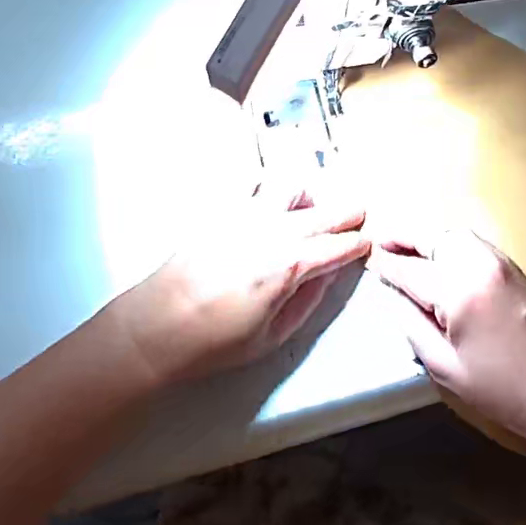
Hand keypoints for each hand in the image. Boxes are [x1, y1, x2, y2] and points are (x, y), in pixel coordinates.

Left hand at [105, 186, 369, 385]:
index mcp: (287, 266)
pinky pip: (253, 184)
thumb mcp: (272, 335)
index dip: (357, 244)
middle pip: (322, 211)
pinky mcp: (222, 210)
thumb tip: (328, 275)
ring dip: (307, 194)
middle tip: (356, 215)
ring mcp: (245, 215)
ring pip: (289, 184)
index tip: (366, 242)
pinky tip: (271, 203)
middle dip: (346, 212)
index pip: (337, 246)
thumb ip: (308, 301)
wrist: (159, 325)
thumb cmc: (215, 340)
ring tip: (309, 208)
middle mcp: (271, 232)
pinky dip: (270, 188)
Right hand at [369, 228, 525, 458]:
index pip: (409, 269)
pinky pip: (468, 239)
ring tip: (404, 249)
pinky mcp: (508, 262)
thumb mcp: (444, 366)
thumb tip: (392, 295)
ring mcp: (495, 259)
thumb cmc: (501, 387)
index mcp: (458, 292)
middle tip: (378, 244)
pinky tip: (434, 254)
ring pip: (449, 232)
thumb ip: (411, 323)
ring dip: (424, 237)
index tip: (366, 261)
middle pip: (429, 236)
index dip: (384, 266)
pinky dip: (445, 240)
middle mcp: (476, 264)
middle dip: (401, 238)